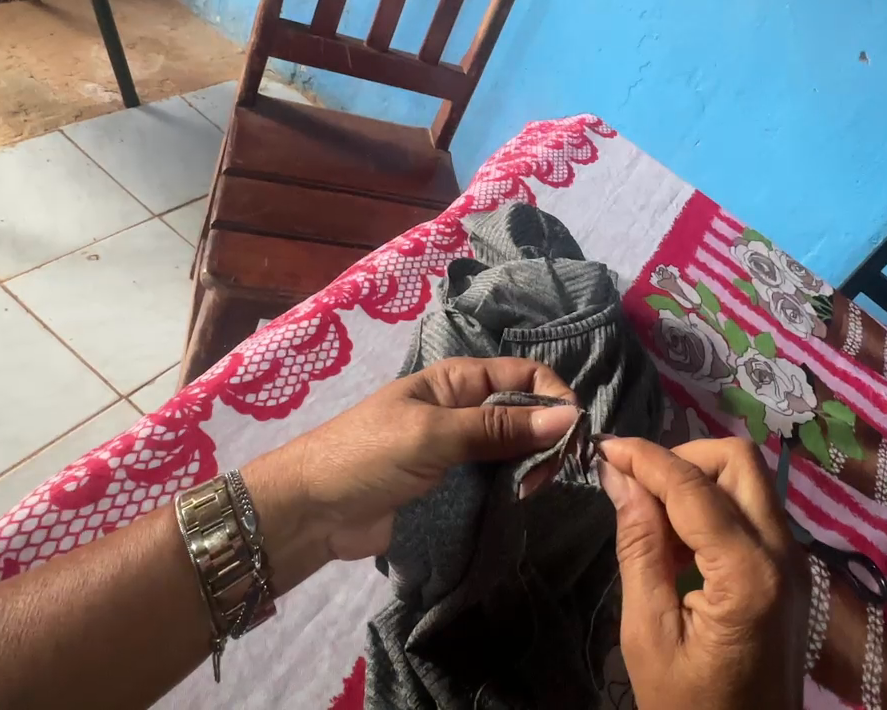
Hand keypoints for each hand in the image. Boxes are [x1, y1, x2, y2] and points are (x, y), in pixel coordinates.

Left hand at [239, 357, 577, 592]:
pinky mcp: (455, 485)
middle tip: (550, 473)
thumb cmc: (368, 454)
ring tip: (531, 491)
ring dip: (533, 464)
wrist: (312, 512)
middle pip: (527, 411)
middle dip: (547, 435)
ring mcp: (461, 448)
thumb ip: (498, 427)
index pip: (525, 374)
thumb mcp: (434, 434)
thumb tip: (567, 417)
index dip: (554, 396)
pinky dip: (515, 486)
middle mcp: (467, 408)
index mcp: (459, 379)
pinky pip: (498, 478)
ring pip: (517, 447)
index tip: (573, 433)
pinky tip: (520, 501)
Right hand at [601, 436, 806, 709]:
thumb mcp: (647, 635)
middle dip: (683, 457)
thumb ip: (639, 546)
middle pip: (738, 461)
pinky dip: (713, 503)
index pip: (692, 486)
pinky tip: (680, 540)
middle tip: (639, 484)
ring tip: (654, 517)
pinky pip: (752, 509)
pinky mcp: (791, 572)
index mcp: (748, 575)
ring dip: (698, 478)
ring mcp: (794, 562)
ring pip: (748, 479)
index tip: (604, 446)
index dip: (645, 458)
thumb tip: (620, 476)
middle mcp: (783, 554)